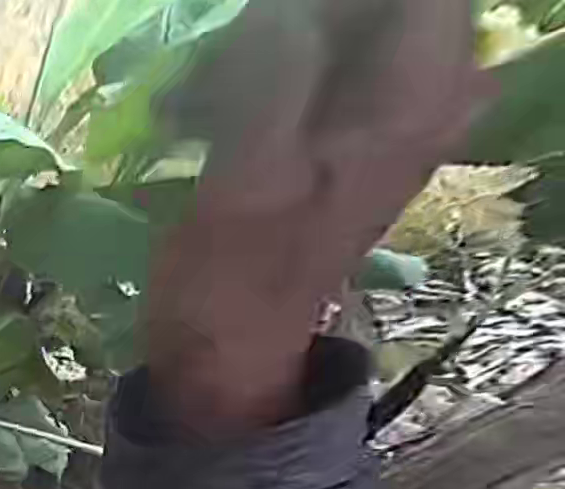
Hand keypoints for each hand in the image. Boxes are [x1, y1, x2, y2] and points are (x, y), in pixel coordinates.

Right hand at [148, 0, 488, 434]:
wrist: (223, 351)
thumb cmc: (230, 282)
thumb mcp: (245, 187)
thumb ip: (270, 86)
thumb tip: (270, 12)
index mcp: (416, 94)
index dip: (308, 9)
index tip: (233, 40)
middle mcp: (417, 90)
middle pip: (358, 12)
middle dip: (269, 30)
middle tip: (192, 77)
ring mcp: (372, 117)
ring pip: (321, 39)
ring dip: (242, 60)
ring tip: (176, 105)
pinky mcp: (326, 142)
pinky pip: (298, 80)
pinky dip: (240, 88)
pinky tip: (189, 118)